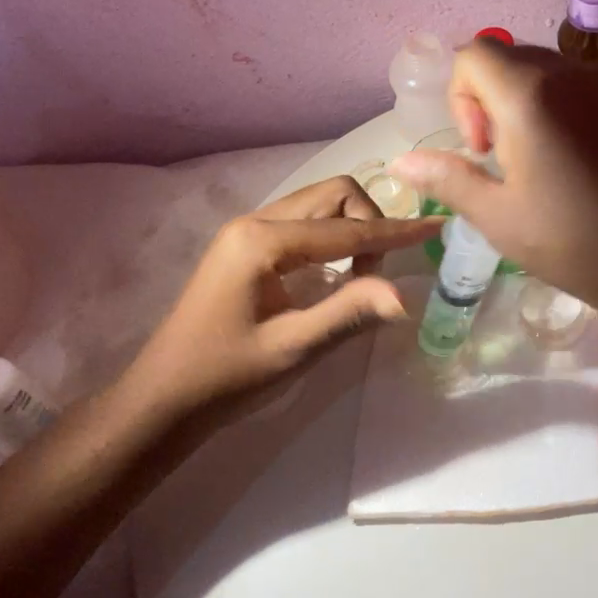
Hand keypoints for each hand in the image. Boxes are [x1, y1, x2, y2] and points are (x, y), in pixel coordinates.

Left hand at [115, 177, 437, 431]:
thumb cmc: (224, 379)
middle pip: (336, 195)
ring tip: (360, 278)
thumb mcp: (292, 349)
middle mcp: (255, 221)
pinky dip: (335, 237)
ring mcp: (249, 230)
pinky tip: (338, 273)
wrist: (160, 401)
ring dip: (353, 230)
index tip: (437, 226)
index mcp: (261, 241)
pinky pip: (307, 222)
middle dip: (370, 224)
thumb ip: (349, 313)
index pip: (346, 229)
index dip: (395, 232)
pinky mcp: (249, 244)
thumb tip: (406, 295)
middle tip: (375, 277)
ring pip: (322, 204)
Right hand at [388, 40, 597, 309]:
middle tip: (500, 158)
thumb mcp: (499, 216)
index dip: (460, 96)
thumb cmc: (574, 239)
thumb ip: (447, 179)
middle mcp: (567, 75)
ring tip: (533, 164)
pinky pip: (575, 87)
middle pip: (509, 58)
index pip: (474, 54)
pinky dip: (554, 108)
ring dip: (521, 103)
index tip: (479, 149)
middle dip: (488, 99)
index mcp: (529, 91)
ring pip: (544, 71)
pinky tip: (568, 164)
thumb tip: (401, 161)